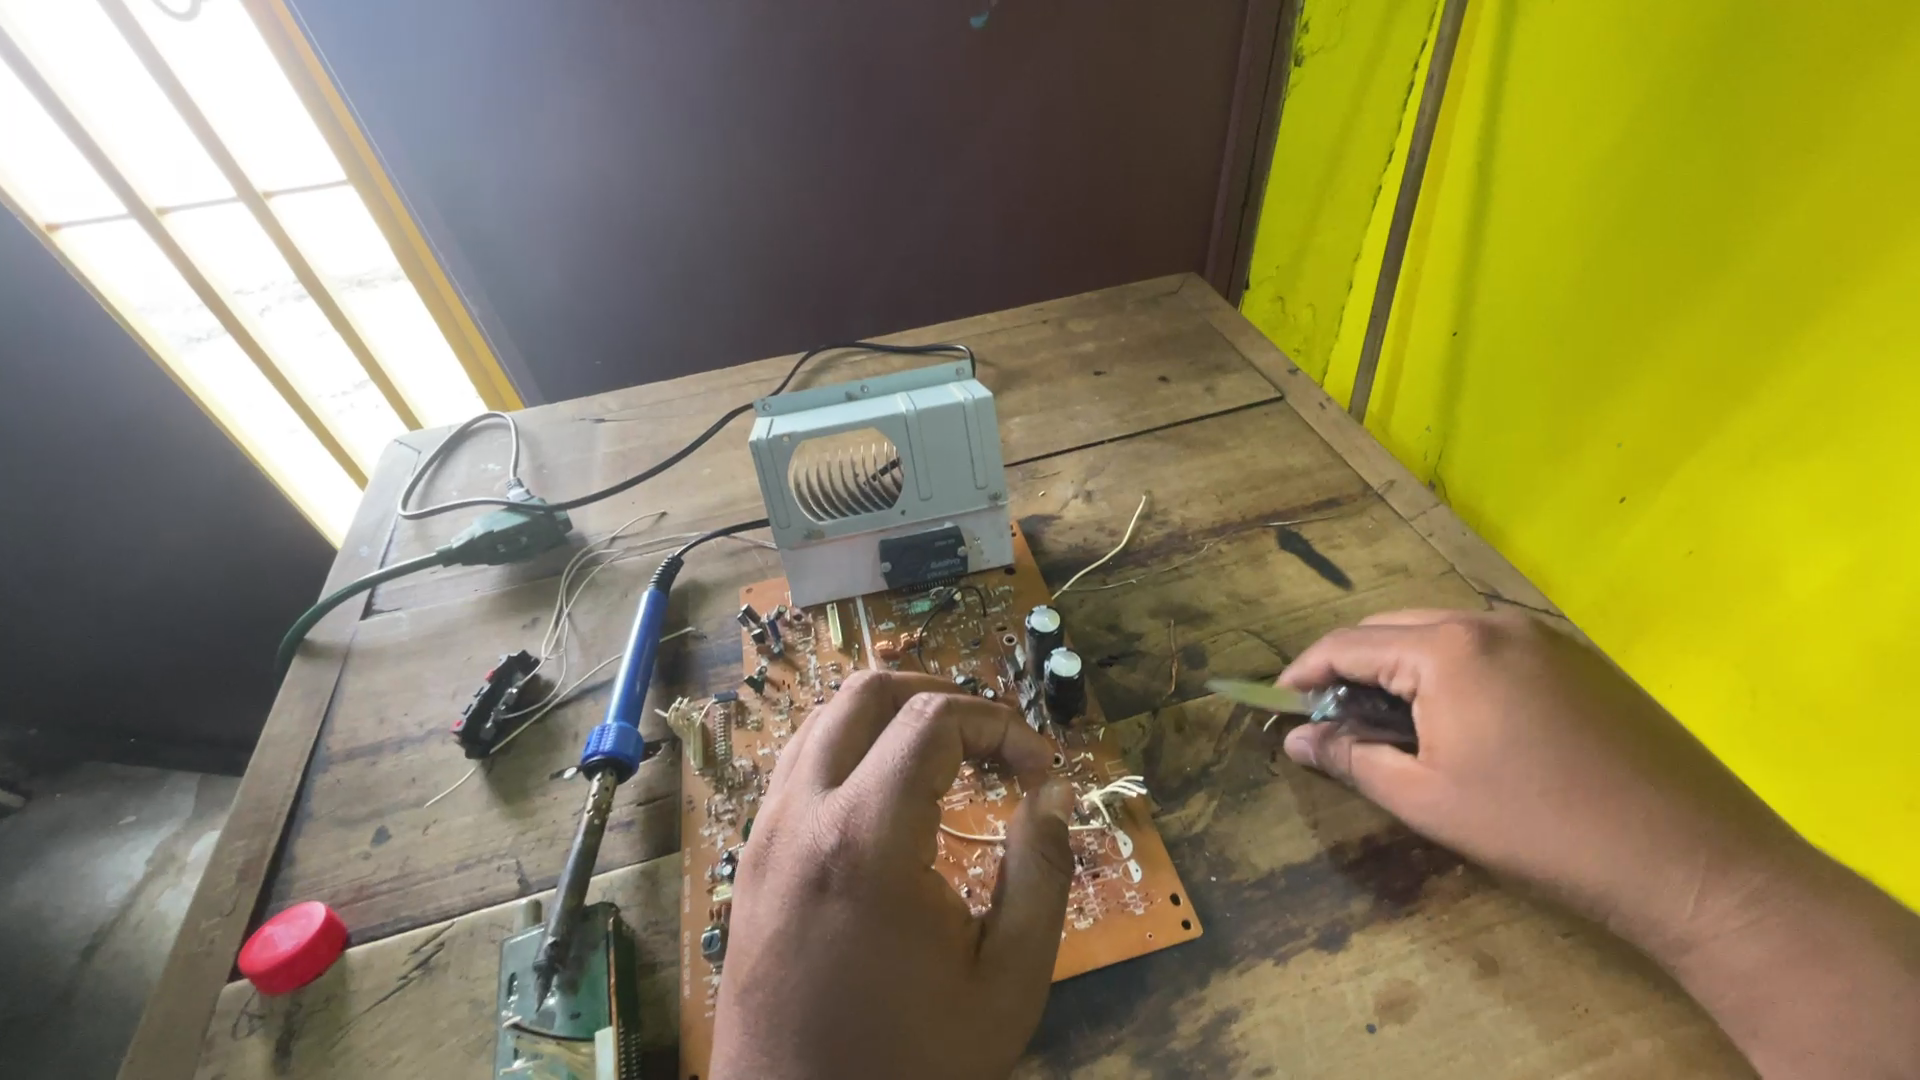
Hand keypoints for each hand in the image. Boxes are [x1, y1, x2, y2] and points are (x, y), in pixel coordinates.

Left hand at [710, 671, 1074, 1079]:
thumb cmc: (911, 1065)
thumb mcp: (1006, 981)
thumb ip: (1041, 873)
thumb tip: (1051, 792)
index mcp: (866, 838)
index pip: (933, 721)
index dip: (999, 725)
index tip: (1038, 769)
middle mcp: (803, 813)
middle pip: (867, 693)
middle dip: (941, 695)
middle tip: (992, 739)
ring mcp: (766, 831)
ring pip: (824, 717)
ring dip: (890, 715)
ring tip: (945, 752)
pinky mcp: (752, 855)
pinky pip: (798, 762)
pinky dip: (850, 745)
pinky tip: (887, 788)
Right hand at [1280, 609, 1919, 1078]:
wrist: (1695, 863)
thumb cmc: (1538, 828)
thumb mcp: (1425, 799)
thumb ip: (1350, 758)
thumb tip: (1294, 739)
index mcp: (1448, 649)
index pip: (1349, 643)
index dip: (1306, 669)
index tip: (1281, 700)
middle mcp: (1490, 622)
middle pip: (1392, 627)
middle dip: (1351, 664)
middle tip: (1331, 712)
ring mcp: (1541, 636)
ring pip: (1441, 632)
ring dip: (1400, 664)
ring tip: (1388, 716)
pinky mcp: (1577, 659)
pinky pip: (1487, 646)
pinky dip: (1450, 668)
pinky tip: (1455, 715)